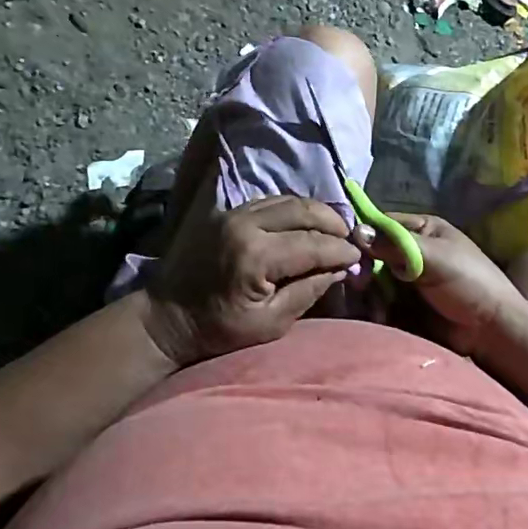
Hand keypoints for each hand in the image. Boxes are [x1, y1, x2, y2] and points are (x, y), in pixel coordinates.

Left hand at [143, 195, 358, 366]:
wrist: (168, 315)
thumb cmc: (218, 329)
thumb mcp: (269, 323)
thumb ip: (307, 291)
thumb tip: (341, 269)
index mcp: (256, 255)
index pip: (313, 243)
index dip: (341, 250)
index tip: (359, 257)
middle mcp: (245, 224)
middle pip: (303, 209)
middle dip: (333, 222)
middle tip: (350, 238)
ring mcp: (232, 212)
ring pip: (286, 199)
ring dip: (313, 212)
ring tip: (332, 230)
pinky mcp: (224, 210)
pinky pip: (267, 201)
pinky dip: (290, 208)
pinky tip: (302, 223)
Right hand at [361, 213, 527, 356]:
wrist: (493, 333)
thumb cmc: (470, 283)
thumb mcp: (434, 257)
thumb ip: (396, 244)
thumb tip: (357, 231)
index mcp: (421, 230)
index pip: (382, 223)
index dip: (364, 233)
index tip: (346, 248)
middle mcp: (410, 251)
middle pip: (373, 252)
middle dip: (364, 266)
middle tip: (359, 281)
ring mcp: (405, 280)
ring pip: (372, 278)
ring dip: (368, 289)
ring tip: (371, 302)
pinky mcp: (402, 306)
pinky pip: (378, 300)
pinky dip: (373, 306)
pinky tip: (375, 313)